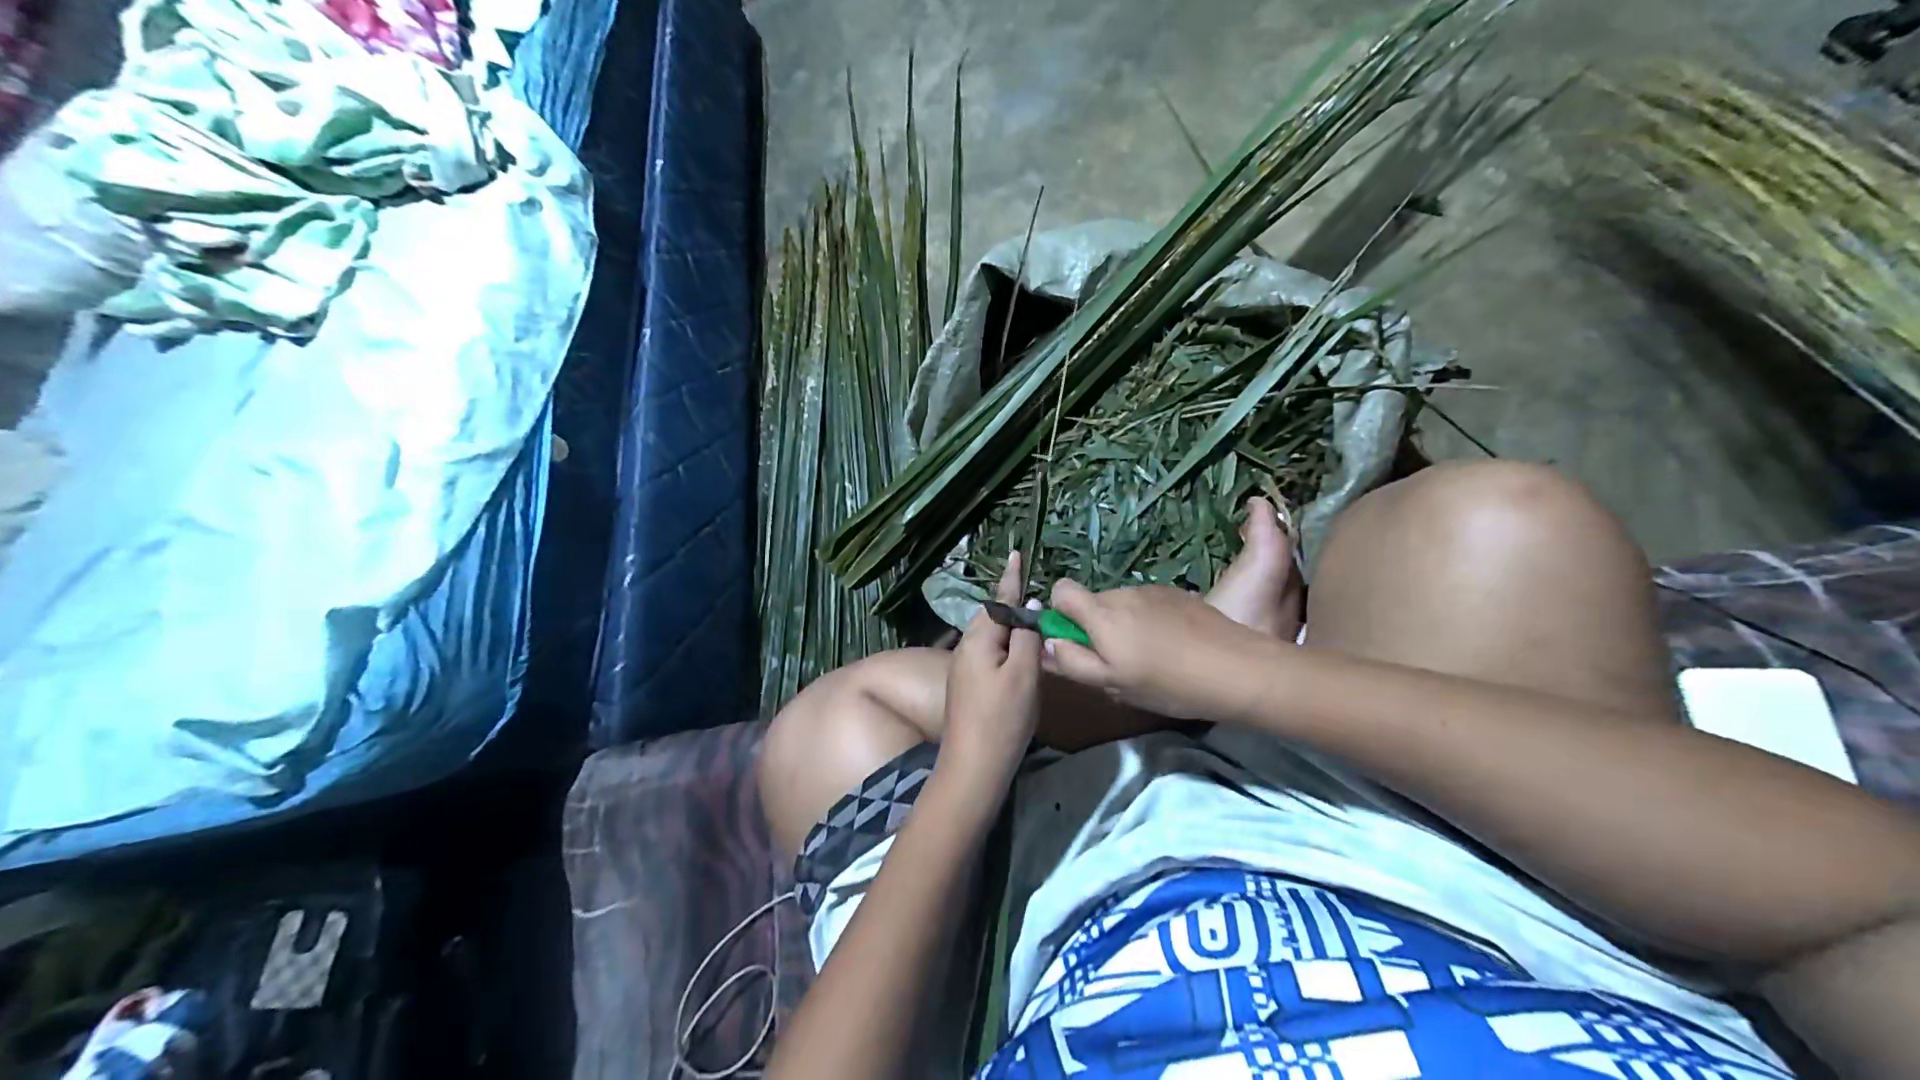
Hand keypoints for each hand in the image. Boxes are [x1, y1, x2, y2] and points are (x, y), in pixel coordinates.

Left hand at [940, 553, 1042, 788]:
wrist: (973, 766)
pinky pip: (988, 652)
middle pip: (991, 616)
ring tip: (1030, 616)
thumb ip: (1028, 638)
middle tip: (1031, 585)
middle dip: (1010, 601)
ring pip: (990, 636)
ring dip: (1008, 624)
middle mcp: (965, 648)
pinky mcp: (967, 686)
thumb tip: (1030, 608)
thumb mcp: (1024, 674)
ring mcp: (963, 668)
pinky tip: (1017, 651)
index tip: (1016, 554)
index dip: (1010, 578)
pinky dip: (1005, 645)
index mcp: (978, 640)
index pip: (999, 601)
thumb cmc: (1002, 718)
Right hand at [1042, 579, 1269, 720]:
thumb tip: (1048, 643)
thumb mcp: (1114, 684)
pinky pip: (1148, 605)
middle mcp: (1123, 594)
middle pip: (1093, 602)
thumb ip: (1073, 662)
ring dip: (1124, 626)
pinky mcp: (1178, 595)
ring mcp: (1153, 592)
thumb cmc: (1169, 684)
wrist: (1238, 669)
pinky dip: (1150, 622)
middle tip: (1118, 662)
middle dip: (1095, 626)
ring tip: (1150, 658)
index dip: (1061, 613)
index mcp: (1102, 614)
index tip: (1076, 641)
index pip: (1061, 590)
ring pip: (1122, 605)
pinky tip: (1173, 648)